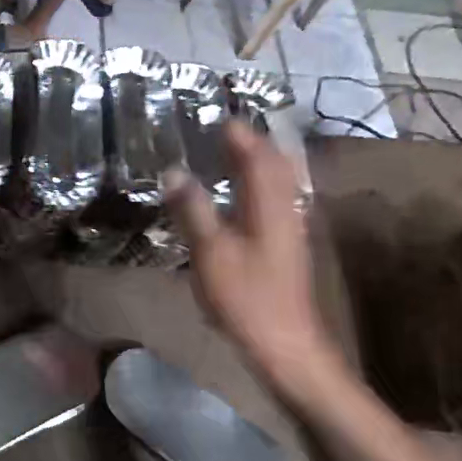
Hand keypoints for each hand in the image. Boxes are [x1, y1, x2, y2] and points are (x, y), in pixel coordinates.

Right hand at [164, 123, 338, 387]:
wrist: (284, 343)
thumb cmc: (246, 296)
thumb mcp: (210, 251)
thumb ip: (192, 209)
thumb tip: (173, 170)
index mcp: (269, 206)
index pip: (258, 157)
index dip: (241, 135)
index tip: (218, 117)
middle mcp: (285, 210)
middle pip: (276, 165)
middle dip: (254, 143)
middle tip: (225, 130)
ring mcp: (288, 229)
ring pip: (278, 183)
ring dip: (258, 162)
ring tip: (231, 151)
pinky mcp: (284, 246)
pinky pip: (274, 200)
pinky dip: (258, 184)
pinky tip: (239, 193)